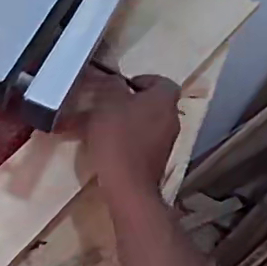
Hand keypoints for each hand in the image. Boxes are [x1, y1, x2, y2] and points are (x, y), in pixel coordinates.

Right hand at [76, 72, 181, 196]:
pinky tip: (103, 145)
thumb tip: (116, 81)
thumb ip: (113, 86)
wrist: (128, 185)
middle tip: (105, 105)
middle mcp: (170, 119)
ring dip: (122, 121)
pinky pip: (138, 142)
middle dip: (127, 102)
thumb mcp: (108, 103)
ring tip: (96, 126)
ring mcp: (165, 142)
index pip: (161, 81)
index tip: (120, 87)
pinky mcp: (155, 161)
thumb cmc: (118, 137)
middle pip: (150, 104)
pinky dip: (123, 140)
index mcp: (164, 100)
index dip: (141, 80)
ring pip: (142, 123)